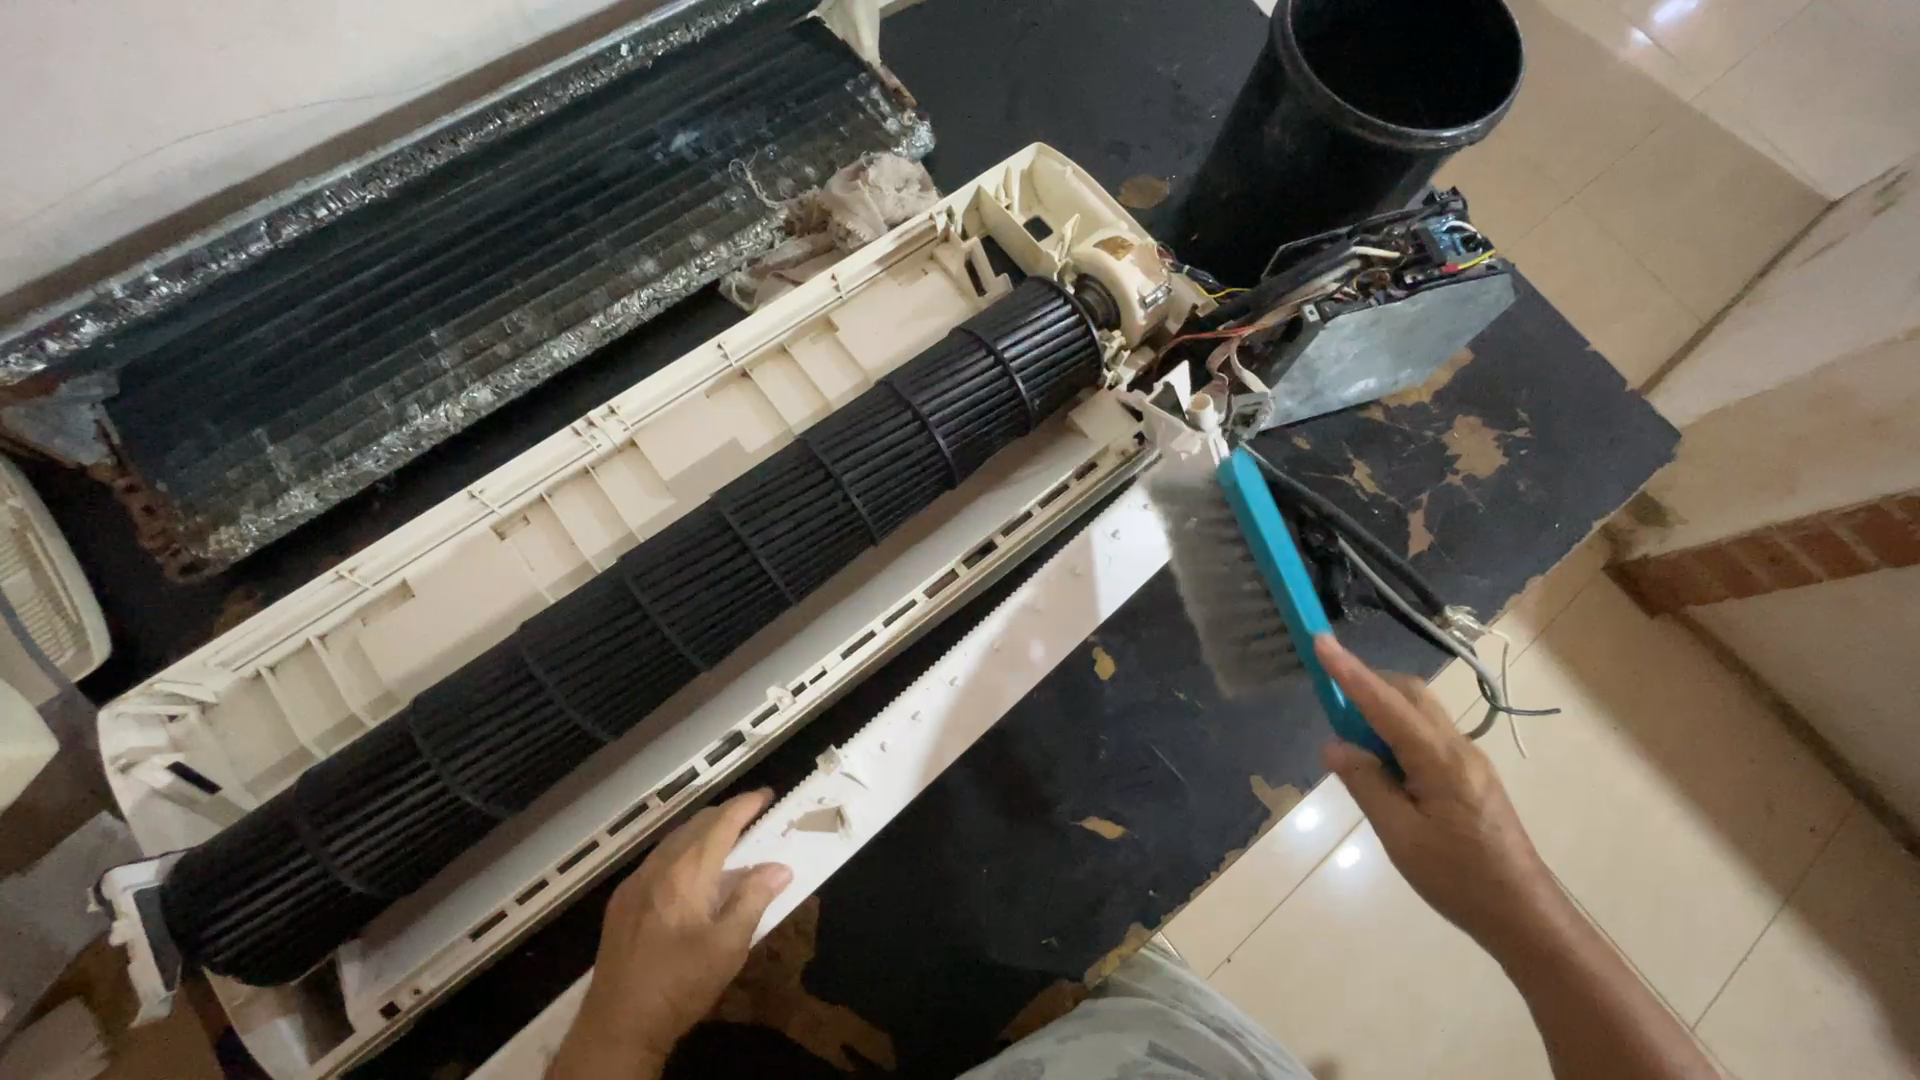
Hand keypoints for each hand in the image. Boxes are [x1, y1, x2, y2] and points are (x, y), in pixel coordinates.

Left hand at [549, 789, 791, 1079]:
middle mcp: (657, 868)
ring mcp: (635, 884)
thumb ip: (753, 899)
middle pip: (695, 825)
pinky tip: (691, 870)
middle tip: (753, 813)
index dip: (746, 804)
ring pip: (673, 840)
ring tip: (728, 837)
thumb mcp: (728, 947)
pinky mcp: (622, 902)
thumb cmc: (679, 985)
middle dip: (726, 813)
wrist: (617, 1026)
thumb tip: (780, 867)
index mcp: (686, 873)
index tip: (767, 795)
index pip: (721, 823)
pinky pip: (657, 860)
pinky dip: (682, 850)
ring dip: (703, 831)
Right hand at [1314, 636, 1563, 949]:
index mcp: (1439, 760)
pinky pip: (1425, 735)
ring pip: (1419, 713)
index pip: (1385, 703)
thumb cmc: (1459, 879)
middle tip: (1329, 695)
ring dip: (1380, 709)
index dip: (1349, 672)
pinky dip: (1395, 733)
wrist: (1525, 916)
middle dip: (1367, 682)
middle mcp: (1458, 749)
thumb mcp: (1400, 836)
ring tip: (1350, 738)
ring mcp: (1468, 761)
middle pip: (1409, 694)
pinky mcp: (1470, 777)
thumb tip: (1335, 745)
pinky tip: (1380, 765)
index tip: (1321, 641)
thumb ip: (1366, 784)